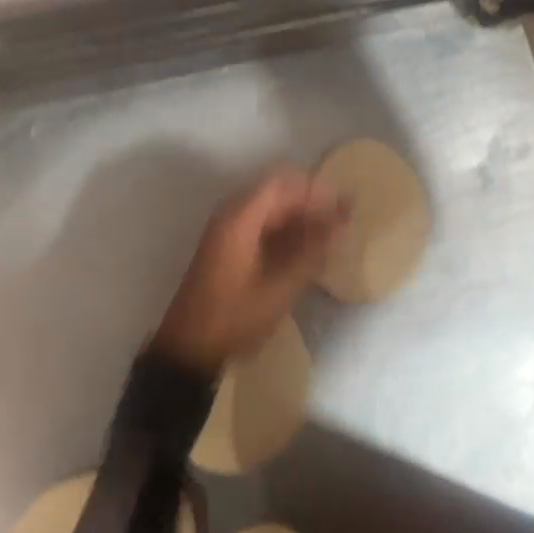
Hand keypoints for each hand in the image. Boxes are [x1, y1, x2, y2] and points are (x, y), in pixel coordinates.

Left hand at [151, 165, 347, 373]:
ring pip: (271, 211)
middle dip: (311, 202)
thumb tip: (340, 224)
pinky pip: (262, 226)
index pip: (282, 184)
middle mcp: (232, 216)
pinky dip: (286, 232)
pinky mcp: (229, 248)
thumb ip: (312, 253)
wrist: (189, 348)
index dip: (314, 190)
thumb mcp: (279, 288)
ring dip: (300, 218)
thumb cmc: (234, 317)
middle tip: (343, 218)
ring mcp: (228, 232)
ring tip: (332, 234)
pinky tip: (308, 249)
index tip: (343, 203)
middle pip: (277, 194)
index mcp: (240, 218)